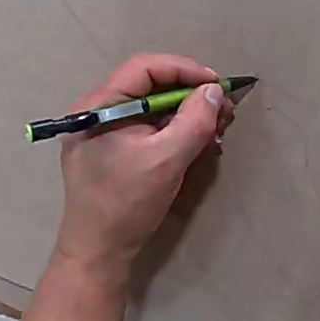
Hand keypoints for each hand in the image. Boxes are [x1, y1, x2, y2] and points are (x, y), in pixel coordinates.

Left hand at [55, 53, 235, 275]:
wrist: (98, 252)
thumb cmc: (126, 203)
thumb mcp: (166, 160)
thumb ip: (194, 122)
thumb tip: (214, 90)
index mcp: (100, 104)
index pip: (145, 68)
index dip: (184, 70)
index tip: (216, 84)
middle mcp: (98, 110)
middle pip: (149, 85)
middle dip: (189, 93)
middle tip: (221, 108)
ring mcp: (104, 130)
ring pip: (151, 107)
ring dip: (185, 112)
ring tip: (216, 125)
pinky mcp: (113, 149)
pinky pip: (147, 126)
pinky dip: (174, 129)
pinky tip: (198, 140)